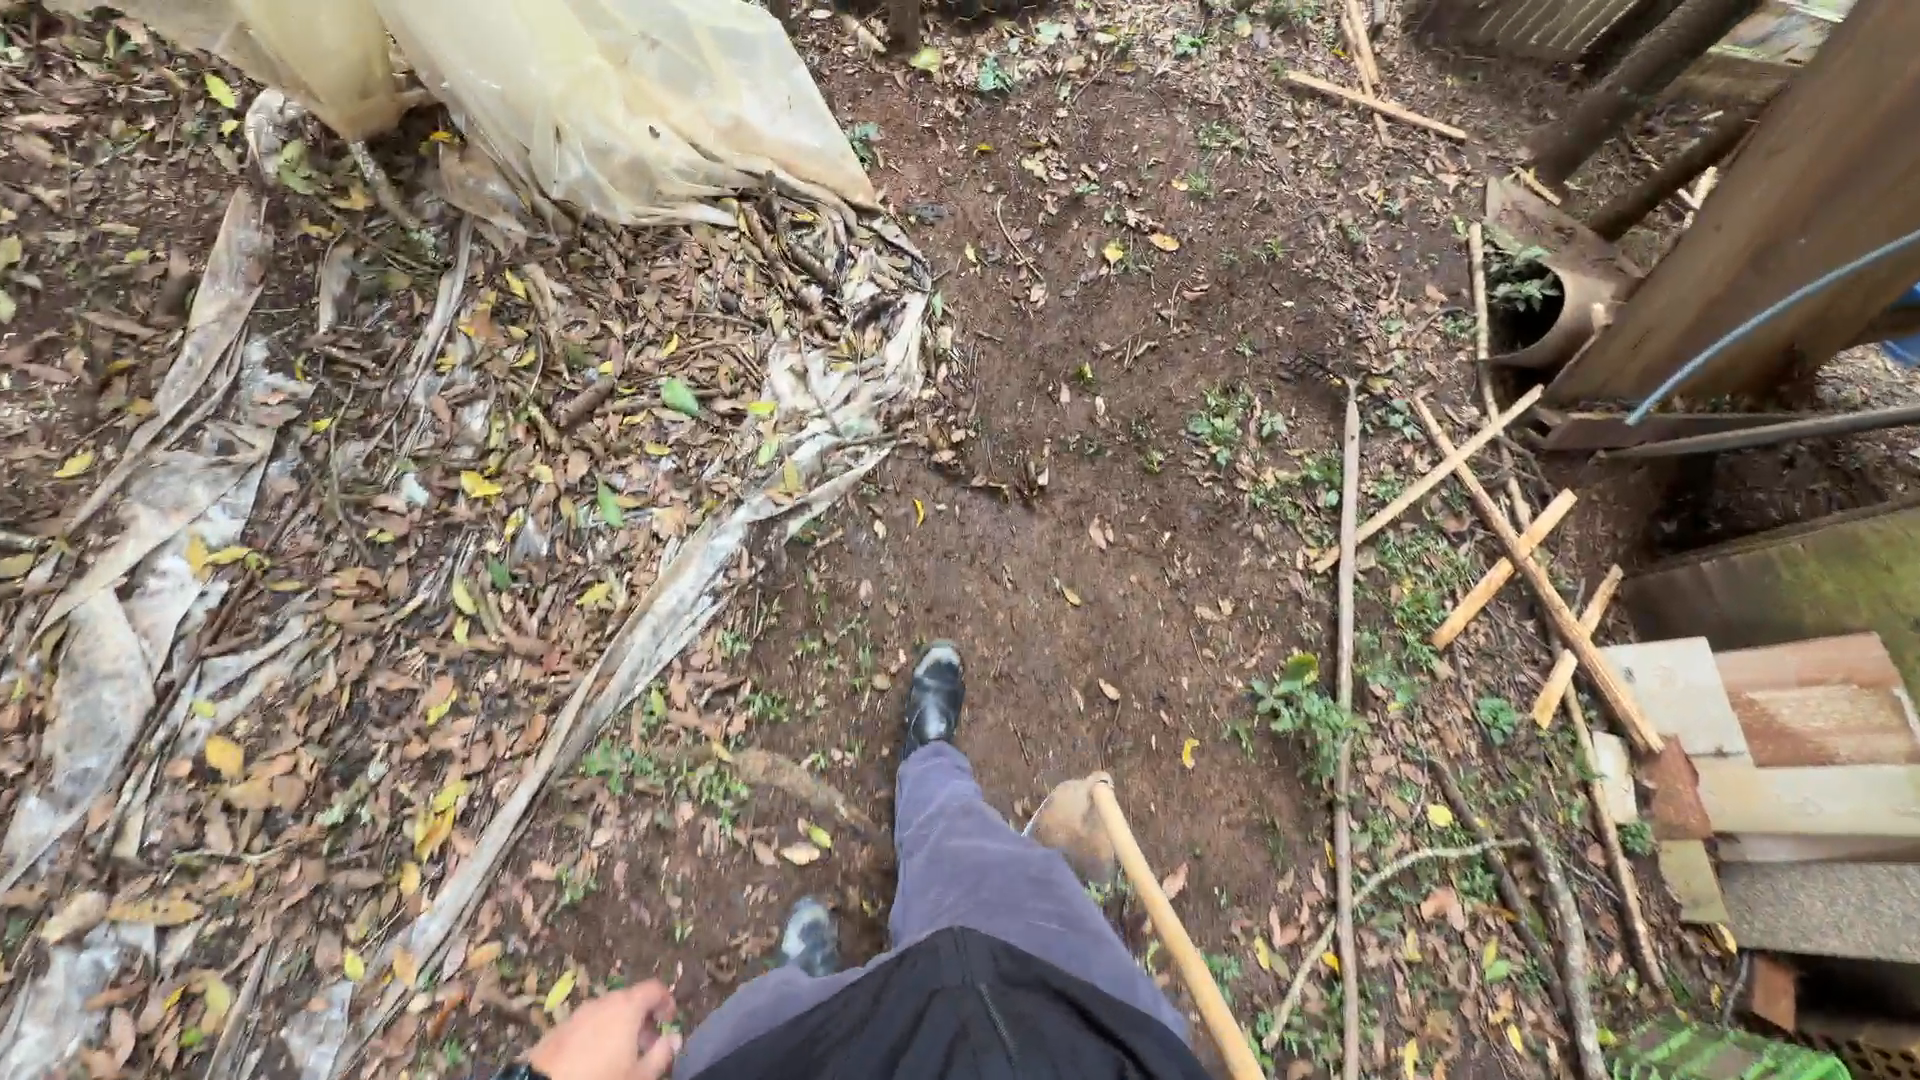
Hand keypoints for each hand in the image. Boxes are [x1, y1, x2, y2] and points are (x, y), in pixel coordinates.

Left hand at [527, 980, 680, 1079]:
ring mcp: (577, 1014)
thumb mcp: (640, 1076)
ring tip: (619, 1056)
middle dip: (642, 1018)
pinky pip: (585, 1026)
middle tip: (646, 1044)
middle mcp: (603, 1002)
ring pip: (606, 1013)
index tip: (670, 1021)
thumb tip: (674, 1038)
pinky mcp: (557, 1030)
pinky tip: (591, 1061)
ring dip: (618, 1027)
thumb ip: (662, 1054)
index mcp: (627, 1006)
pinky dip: (595, 1035)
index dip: (666, 1002)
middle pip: (630, 1000)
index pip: (655, 989)